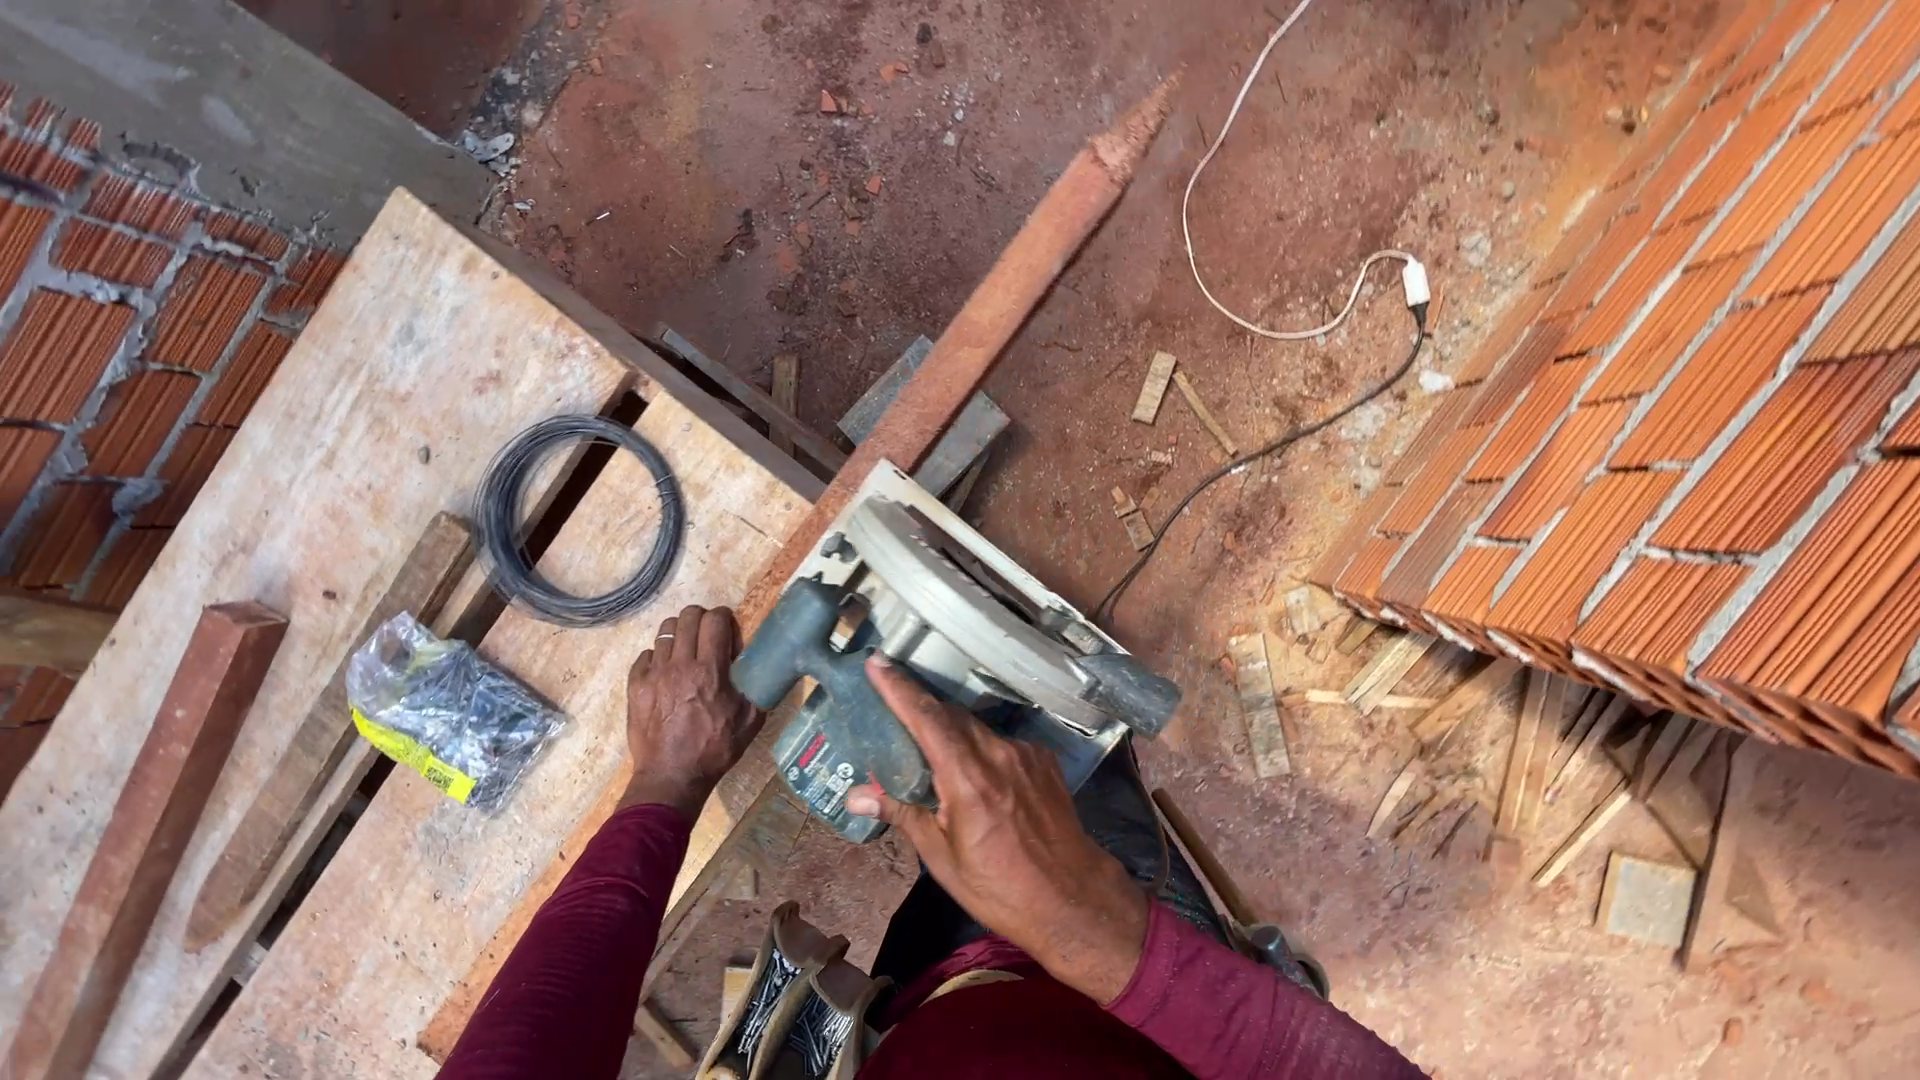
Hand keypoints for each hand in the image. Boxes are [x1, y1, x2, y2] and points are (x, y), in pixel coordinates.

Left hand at [621, 605, 763, 819]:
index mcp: (709, 671)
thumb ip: (757, 687)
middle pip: (687, 617)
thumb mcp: (750, 720)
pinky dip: (658, 657)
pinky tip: (666, 672)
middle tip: (708, 634)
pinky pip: (646, 655)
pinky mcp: (635, 686)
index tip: (728, 626)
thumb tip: (765, 666)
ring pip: (664, 632)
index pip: (714, 620)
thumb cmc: (715, 750)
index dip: (724, 617)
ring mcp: (653, 674)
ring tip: (687, 651)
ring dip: (680, 635)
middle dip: (701, 618)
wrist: (671, 777)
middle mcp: (679, 665)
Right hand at [844, 654, 1148, 1004]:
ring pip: (977, 728)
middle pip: (951, 716)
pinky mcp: (1043, 759)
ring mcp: (1025, 754)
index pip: (927, 718)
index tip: (878, 662)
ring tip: (932, 751)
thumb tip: (856, 798)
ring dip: (951, 731)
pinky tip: (977, 774)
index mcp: (968, 778)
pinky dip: (981, 749)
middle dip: (920, 708)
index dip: (899, 688)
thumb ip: (902, 814)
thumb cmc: (1000, 888)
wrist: (1072, 901)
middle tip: (892, 710)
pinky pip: (1002, 742)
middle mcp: (998, 754)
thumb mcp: (942, 858)